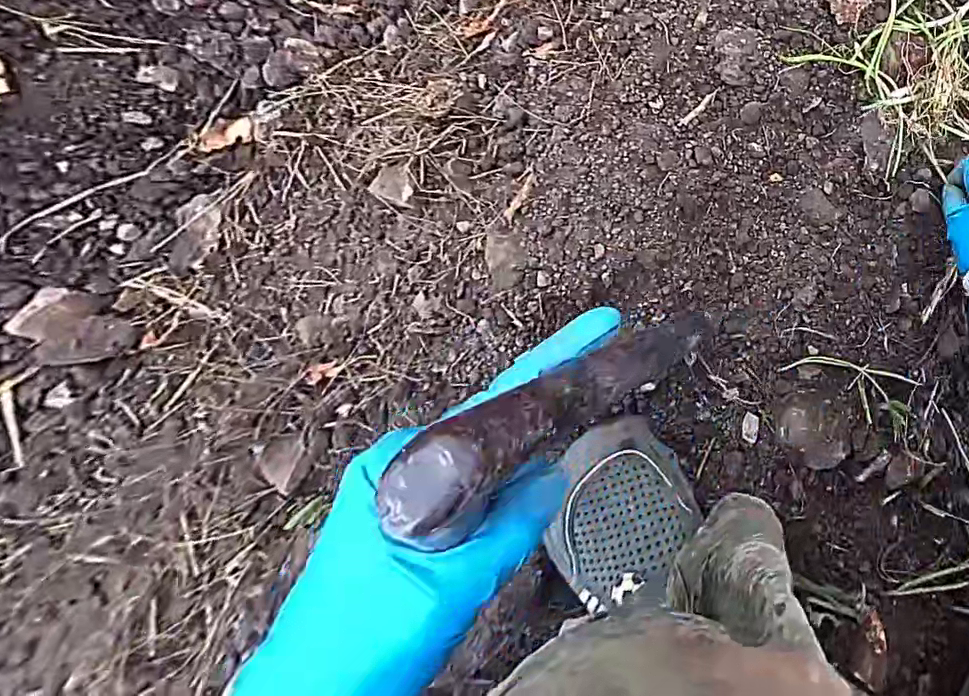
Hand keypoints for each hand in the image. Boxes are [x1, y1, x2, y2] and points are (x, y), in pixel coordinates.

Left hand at [230, 307, 622, 695]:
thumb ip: (512, 525)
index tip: (604, 324)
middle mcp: (399, 463)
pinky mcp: (402, 517)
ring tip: (548, 467)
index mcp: (401, 463)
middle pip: (495, 420)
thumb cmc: (364, 643)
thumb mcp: (455, 583)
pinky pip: (473, 483)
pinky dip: (504, 485)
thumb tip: (555, 473)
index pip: (498, 398)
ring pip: (487, 456)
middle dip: (545, 408)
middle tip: (598, 380)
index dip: (557, 357)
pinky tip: (517, 503)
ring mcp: (398, 489)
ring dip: (523, 457)